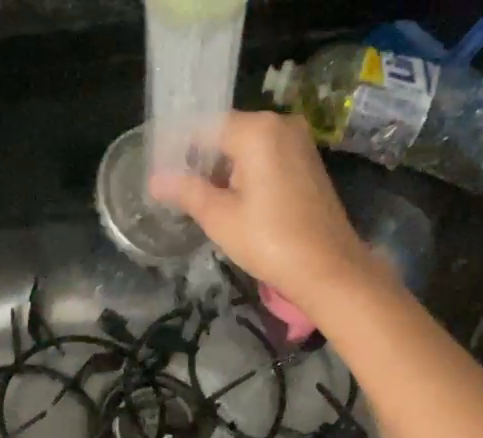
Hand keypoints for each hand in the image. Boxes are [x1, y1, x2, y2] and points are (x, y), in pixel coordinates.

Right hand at [150, 111, 377, 311]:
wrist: (328, 268)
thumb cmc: (270, 241)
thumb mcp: (220, 218)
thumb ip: (187, 191)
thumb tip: (155, 180)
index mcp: (258, 130)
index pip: (206, 127)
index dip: (180, 148)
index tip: (160, 170)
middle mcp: (282, 125)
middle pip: (229, 135)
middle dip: (203, 161)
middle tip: (178, 190)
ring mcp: (299, 143)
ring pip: (249, 148)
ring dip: (225, 171)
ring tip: (202, 201)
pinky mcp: (308, 164)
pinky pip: (268, 159)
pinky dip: (248, 175)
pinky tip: (234, 203)